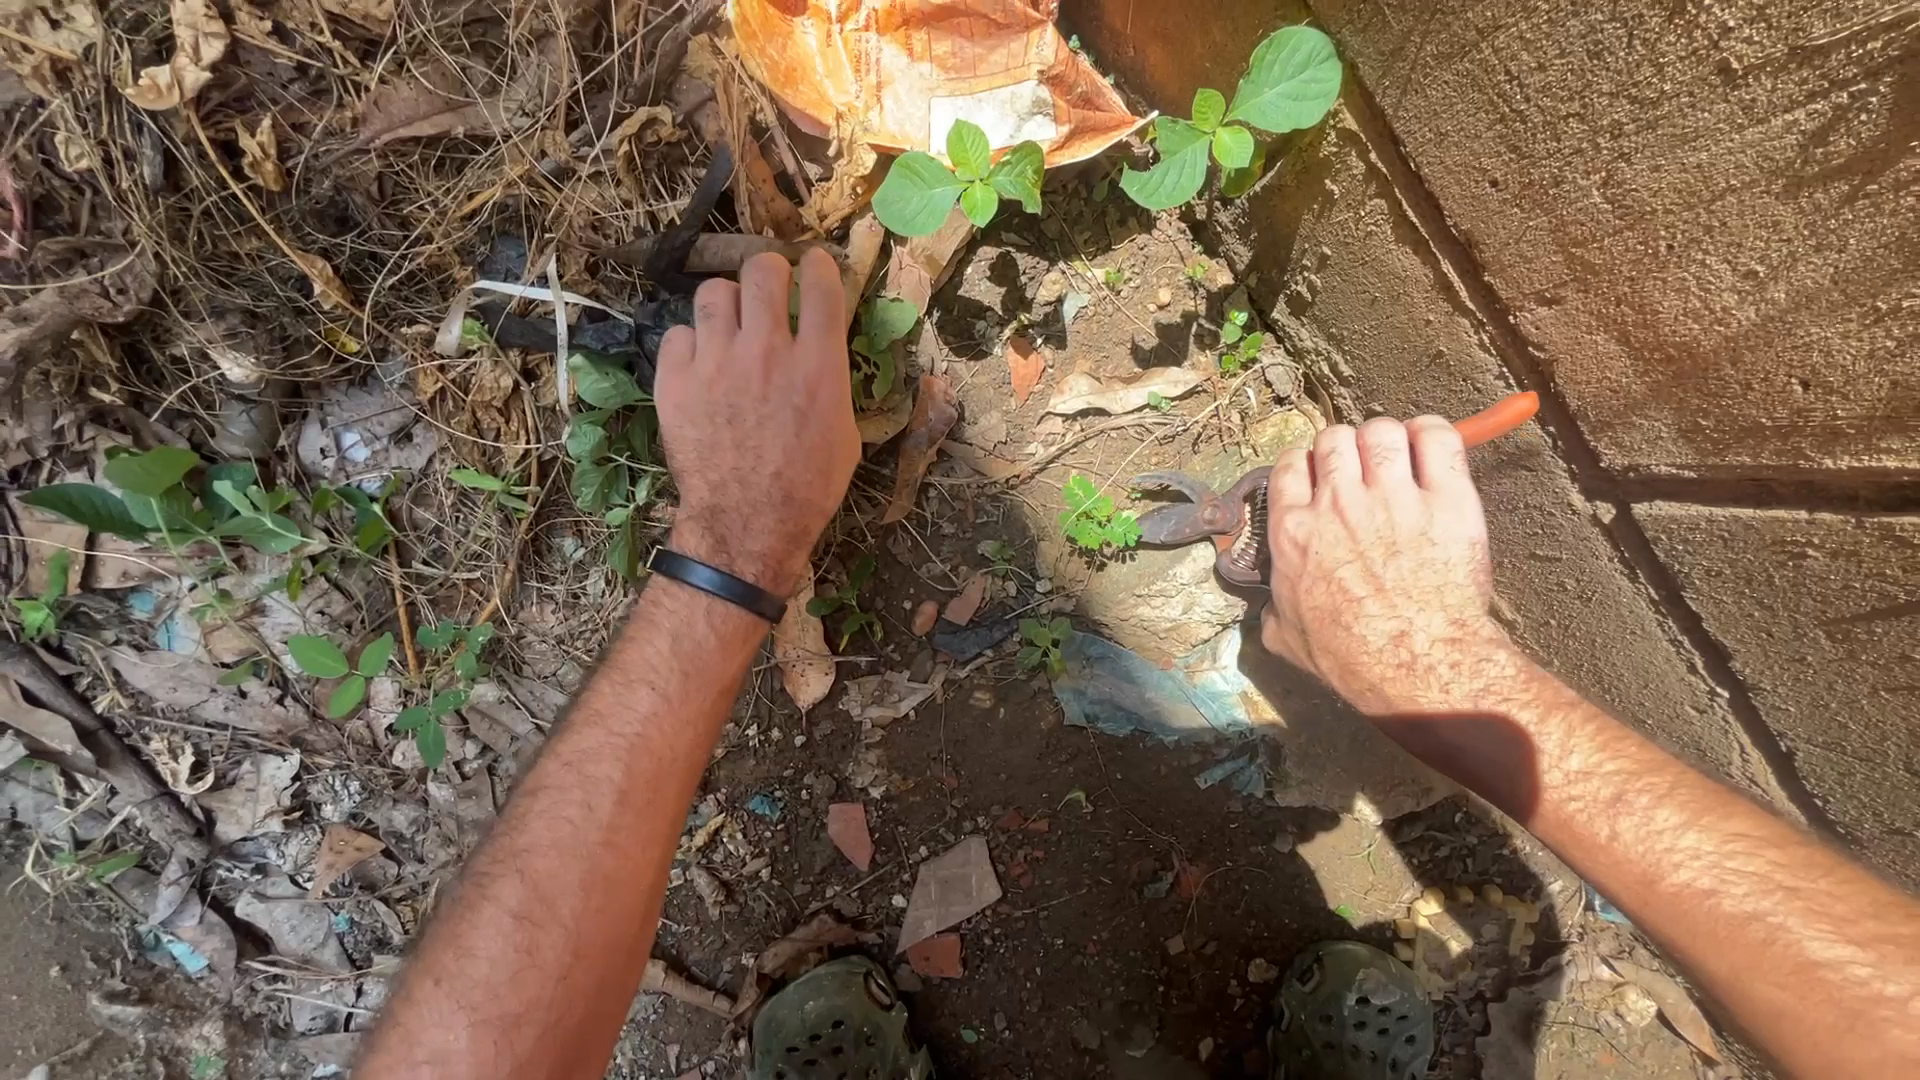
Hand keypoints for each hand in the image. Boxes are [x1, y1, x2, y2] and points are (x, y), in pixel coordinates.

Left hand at [653, 249, 859, 596]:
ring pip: (715, 292)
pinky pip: (679, 334)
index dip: (819, 267)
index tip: (815, 267)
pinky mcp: (676, 380)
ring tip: (731, 325)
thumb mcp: (844, 435)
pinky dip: (692, 344)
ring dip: (728, 303)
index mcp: (818, 365)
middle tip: (770, 285)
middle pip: (762, 271)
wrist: (749, 523)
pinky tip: (701, 365)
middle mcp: (768, 351)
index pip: (821, 286)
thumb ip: (832, 385)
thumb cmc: (809, 487)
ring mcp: (717, 362)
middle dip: (769, 269)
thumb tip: (821, 358)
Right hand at [1259, 416, 1511, 713]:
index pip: (1290, 464)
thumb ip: (1273, 609)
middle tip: (1357, 467)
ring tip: (1394, 455)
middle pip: (1334, 438)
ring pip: (1381, 430)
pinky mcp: (1446, 499)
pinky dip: (1432, 433)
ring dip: (1384, 438)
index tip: (1316, 476)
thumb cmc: (1346, 653)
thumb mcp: (1285, 634)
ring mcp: (1392, 495)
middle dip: (1343, 447)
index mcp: (1293, 528)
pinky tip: (1429, 446)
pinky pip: (1438, 438)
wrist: (1413, 660)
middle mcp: (1336, 501)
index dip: (1305, 464)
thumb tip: (1269, 611)